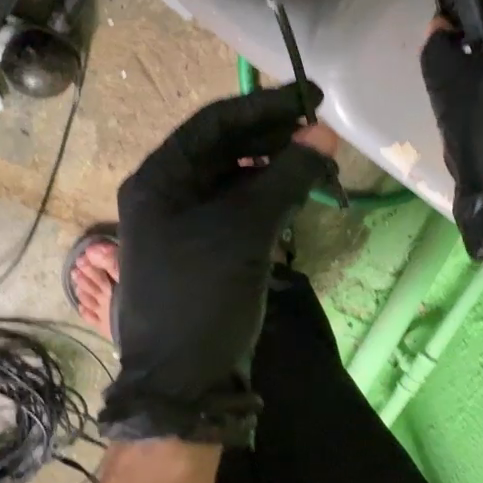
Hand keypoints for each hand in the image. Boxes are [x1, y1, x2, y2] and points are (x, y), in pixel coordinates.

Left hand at [100, 82, 336, 445]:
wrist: (183, 384)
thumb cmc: (204, 298)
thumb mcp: (247, 231)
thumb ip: (286, 176)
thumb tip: (324, 133)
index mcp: (158, 179)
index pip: (215, 123)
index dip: (266, 106)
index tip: (313, 97)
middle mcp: (165, 194)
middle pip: (224, 148)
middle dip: (273, 136)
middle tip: (321, 129)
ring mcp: (183, 225)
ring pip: (234, 179)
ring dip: (275, 168)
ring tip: (317, 162)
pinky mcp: (203, 252)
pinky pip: (237, 209)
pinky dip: (268, 198)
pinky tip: (297, 196)